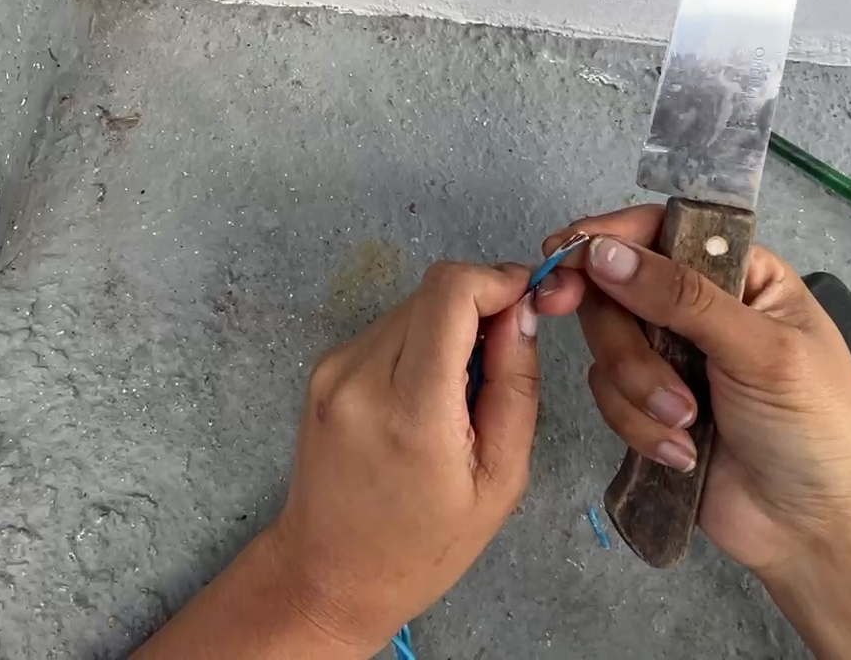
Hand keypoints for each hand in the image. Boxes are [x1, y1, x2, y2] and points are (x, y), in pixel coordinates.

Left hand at [262, 260, 541, 650]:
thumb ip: (515, 383)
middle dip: (479, 307)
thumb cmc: (425, 544)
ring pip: (410, 306)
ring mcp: (333, 366)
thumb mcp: (500, 478)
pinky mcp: (323, 365)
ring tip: (457, 392)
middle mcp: (360, 373)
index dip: (496, 279)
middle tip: (501, 357)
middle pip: (432, 292)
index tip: (527, 298)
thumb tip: (520, 309)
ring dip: (447, 327)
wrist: (328, 571)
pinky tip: (423, 394)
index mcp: (410, 408)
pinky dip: (417, 343)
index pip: (450, 292)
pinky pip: (385, 328)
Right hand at [536, 206, 850, 573]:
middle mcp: (694, 306)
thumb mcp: (761, 352)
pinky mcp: (644, 401)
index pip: (658, 231)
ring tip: (684, 422)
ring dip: (636, 385)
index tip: (563, 255)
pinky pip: (605, 390)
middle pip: (616, 286)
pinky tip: (681, 450)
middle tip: (606, 344)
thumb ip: (680, 296)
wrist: (818, 540)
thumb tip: (601, 251)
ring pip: (605, 340)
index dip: (607, 238)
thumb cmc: (818, 432)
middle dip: (620, 333)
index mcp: (737, 274)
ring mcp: (667, 354)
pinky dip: (635, 422)